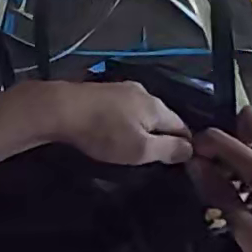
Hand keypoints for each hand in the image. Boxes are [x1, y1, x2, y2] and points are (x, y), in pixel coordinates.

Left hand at [40, 81, 191, 164]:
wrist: (60, 108)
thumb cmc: (103, 132)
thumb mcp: (141, 149)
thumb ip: (169, 149)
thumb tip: (190, 148)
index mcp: (156, 105)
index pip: (183, 127)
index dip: (184, 146)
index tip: (177, 164)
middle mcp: (142, 92)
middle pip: (162, 117)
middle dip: (162, 136)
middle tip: (154, 157)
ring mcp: (120, 88)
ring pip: (141, 112)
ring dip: (141, 127)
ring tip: (133, 145)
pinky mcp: (102, 90)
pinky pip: (123, 108)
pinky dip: (124, 120)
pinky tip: (115, 129)